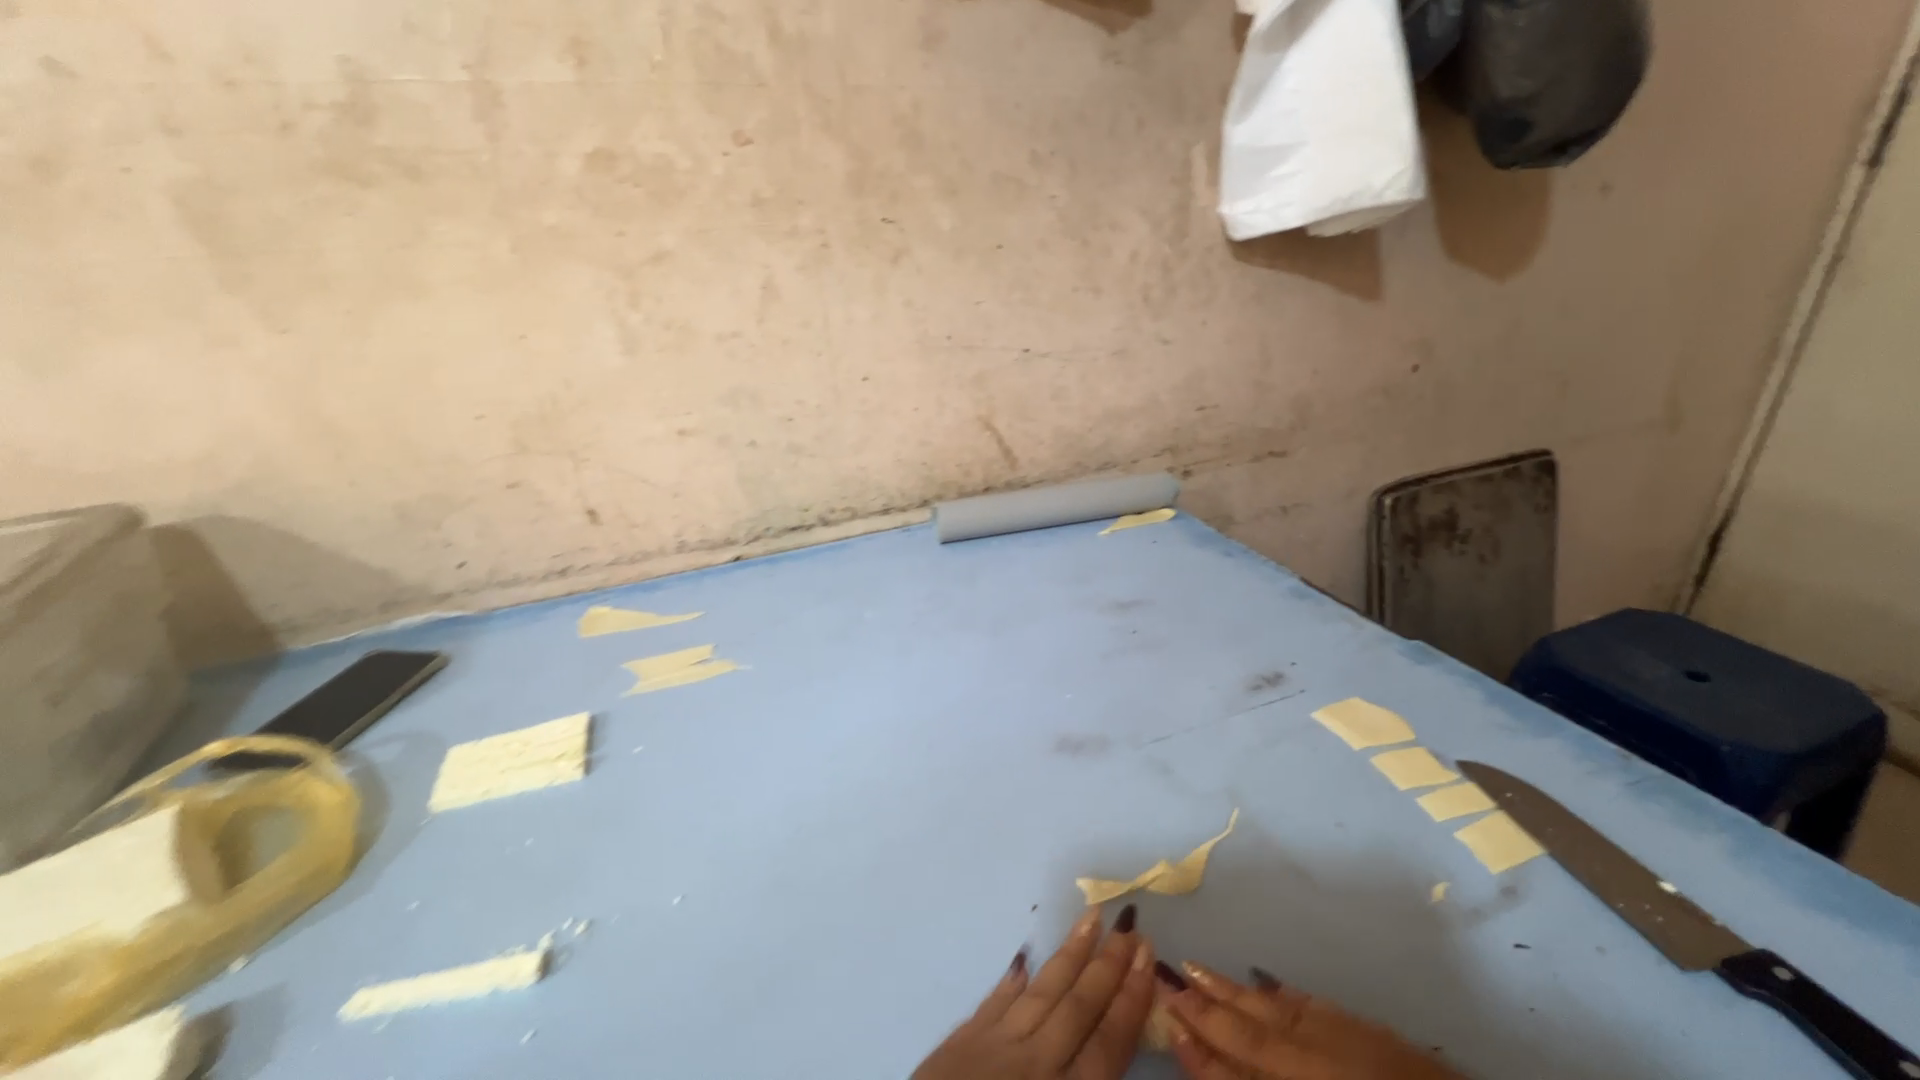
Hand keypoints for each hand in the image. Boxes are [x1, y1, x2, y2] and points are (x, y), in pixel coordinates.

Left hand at [912, 904, 1156, 1079]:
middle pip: (1078, 1007)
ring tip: (1090, 920)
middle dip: (1107, 965)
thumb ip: (1089, 1076)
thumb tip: (1109, 1051)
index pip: (1107, 1040)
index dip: (1129, 998)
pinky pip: (994, 1003)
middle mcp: (1034, 1064)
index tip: (1145, 955)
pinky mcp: (959, 1044)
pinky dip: (1014, 983)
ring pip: (1040, 992)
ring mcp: (993, 1047)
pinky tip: (1025, 961)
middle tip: (1128, 923)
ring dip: (1069, 956)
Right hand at [1157, 962, 1466, 1079]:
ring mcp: (1339, 1032)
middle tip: (1171, 971)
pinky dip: (1282, 994)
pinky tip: (1266, 984)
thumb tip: (1200, 1050)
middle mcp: (1310, 1047)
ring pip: (1273, 1006)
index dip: (1198, 1026)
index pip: (1235, 1046)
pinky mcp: (1364, 1028)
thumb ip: (1246, 1076)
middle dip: (1208, 999)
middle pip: (1248, 1021)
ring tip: (1202, 969)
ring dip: (1235, 990)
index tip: (1166, 1000)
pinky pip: (1310, 1004)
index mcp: (1295, 1067)